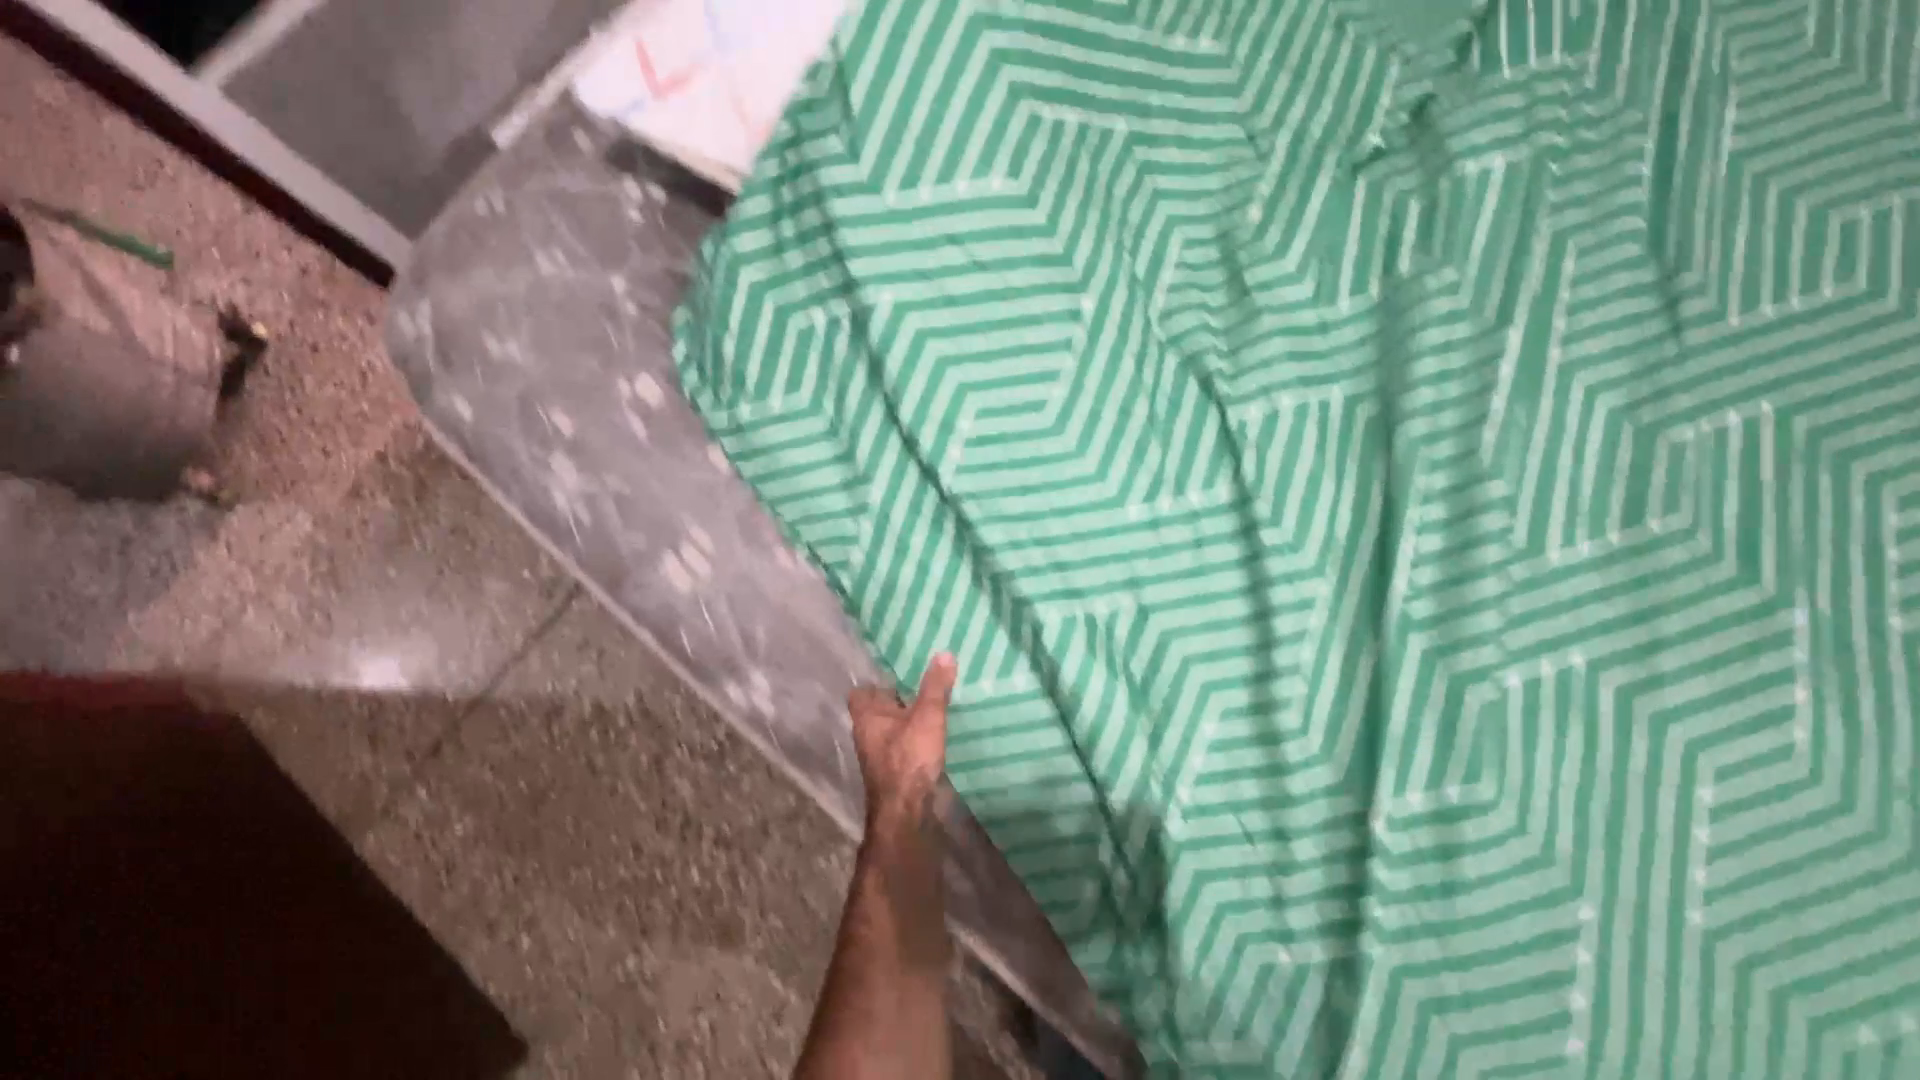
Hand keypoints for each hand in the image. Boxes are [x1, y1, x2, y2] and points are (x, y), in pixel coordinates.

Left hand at [847, 653, 954, 833]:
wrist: (905, 811)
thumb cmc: (909, 758)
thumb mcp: (927, 716)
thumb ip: (935, 687)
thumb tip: (944, 653)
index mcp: (866, 717)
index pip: (860, 692)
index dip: (876, 682)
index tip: (899, 674)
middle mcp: (866, 735)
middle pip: (877, 712)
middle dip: (896, 701)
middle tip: (922, 687)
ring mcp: (877, 756)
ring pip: (889, 731)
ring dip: (906, 722)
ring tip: (932, 709)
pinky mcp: (891, 772)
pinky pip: (900, 748)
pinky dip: (912, 741)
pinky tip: (932, 738)